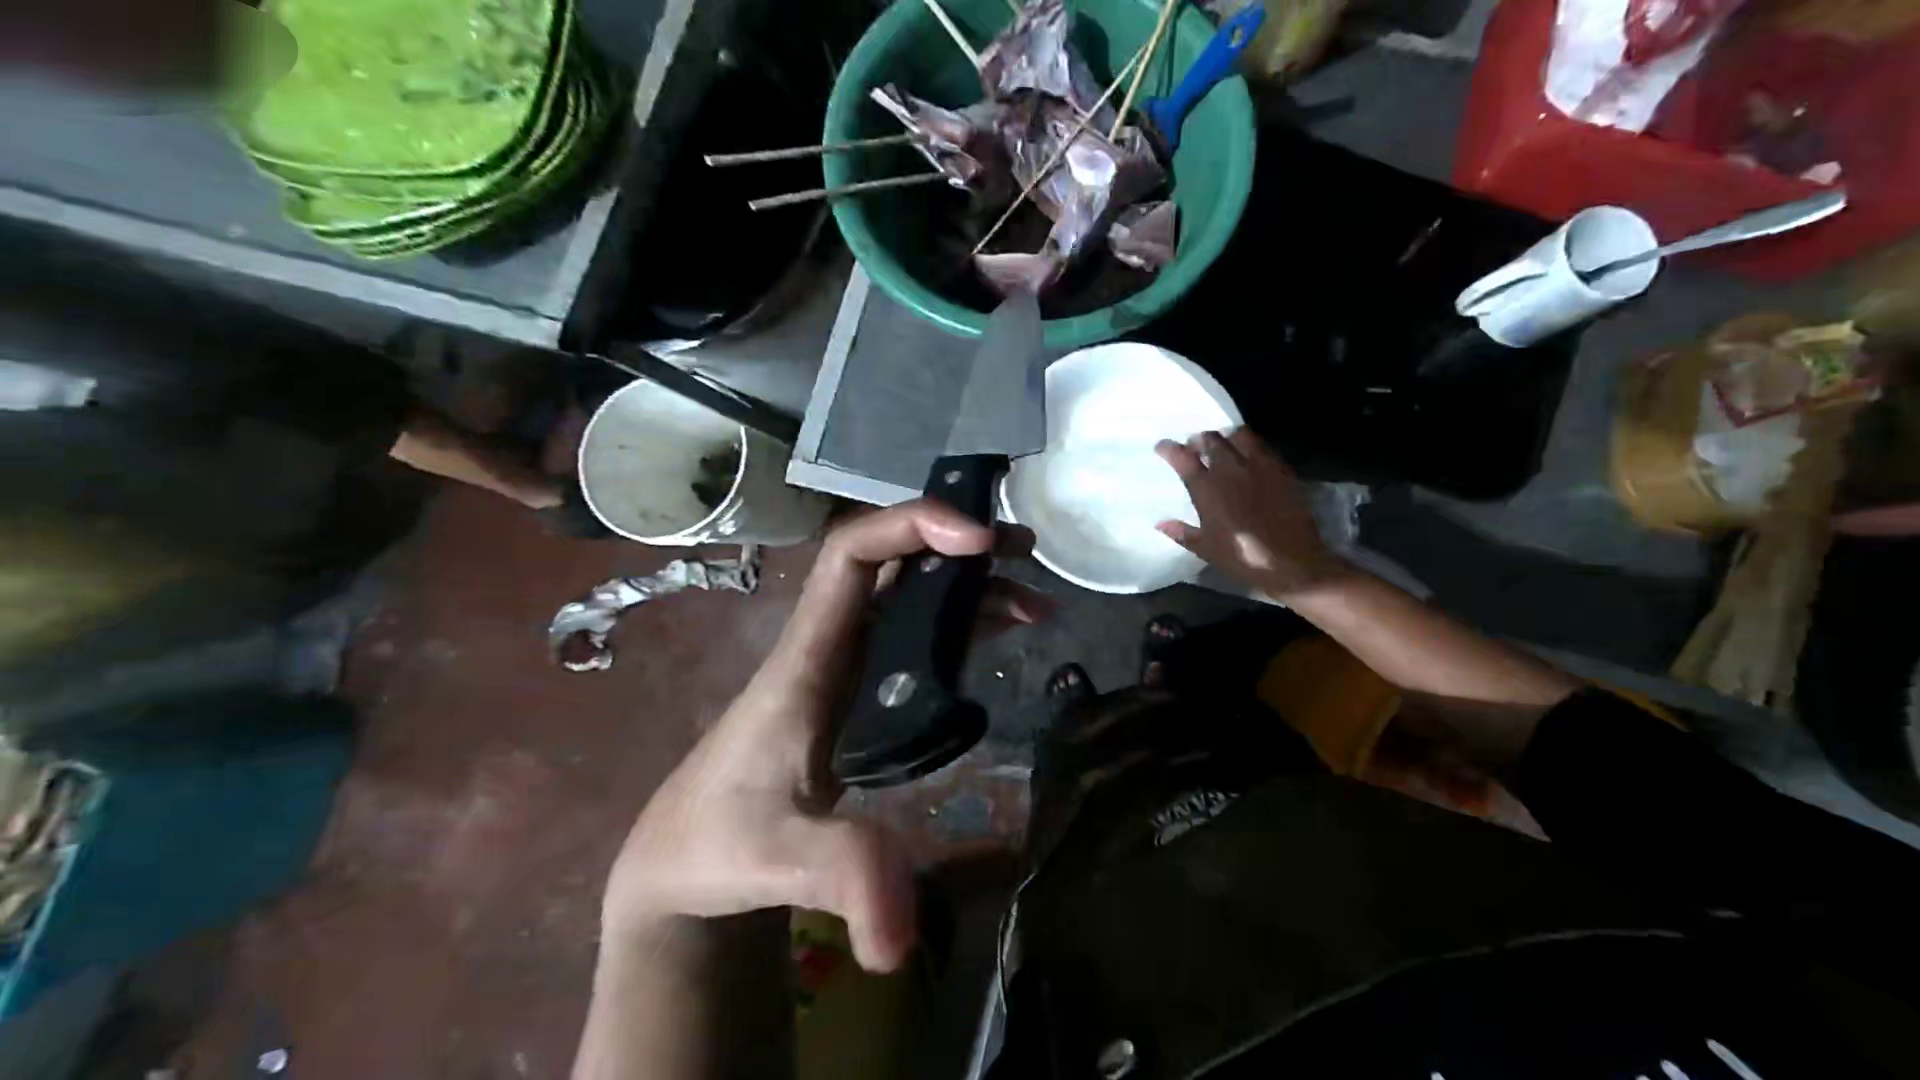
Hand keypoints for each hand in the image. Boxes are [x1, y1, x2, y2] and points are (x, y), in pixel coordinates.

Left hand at [600, 500, 1047, 972]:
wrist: (685, 860)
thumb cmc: (718, 844)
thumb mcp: (776, 858)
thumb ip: (838, 878)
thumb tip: (899, 937)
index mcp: (807, 656)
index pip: (850, 555)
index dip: (910, 525)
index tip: (977, 538)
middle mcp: (829, 645)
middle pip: (891, 563)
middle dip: (955, 543)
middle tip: (1023, 550)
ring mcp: (845, 668)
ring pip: (908, 597)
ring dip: (967, 585)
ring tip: (1032, 598)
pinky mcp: (858, 695)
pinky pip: (916, 638)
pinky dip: (962, 626)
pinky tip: (1000, 638)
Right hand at [1155, 428, 1347, 600]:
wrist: (1291, 561)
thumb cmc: (1242, 557)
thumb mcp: (1205, 548)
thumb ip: (1181, 532)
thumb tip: (1161, 523)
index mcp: (1207, 488)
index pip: (1183, 457)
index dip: (1169, 448)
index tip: (1162, 446)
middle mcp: (1231, 469)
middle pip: (1212, 439)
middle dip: (1200, 440)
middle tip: (1196, 448)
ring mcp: (1259, 466)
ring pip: (1240, 435)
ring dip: (1228, 438)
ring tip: (1225, 448)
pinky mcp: (1281, 470)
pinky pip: (1263, 447)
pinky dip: (1252, 447)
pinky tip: (1250, 460)